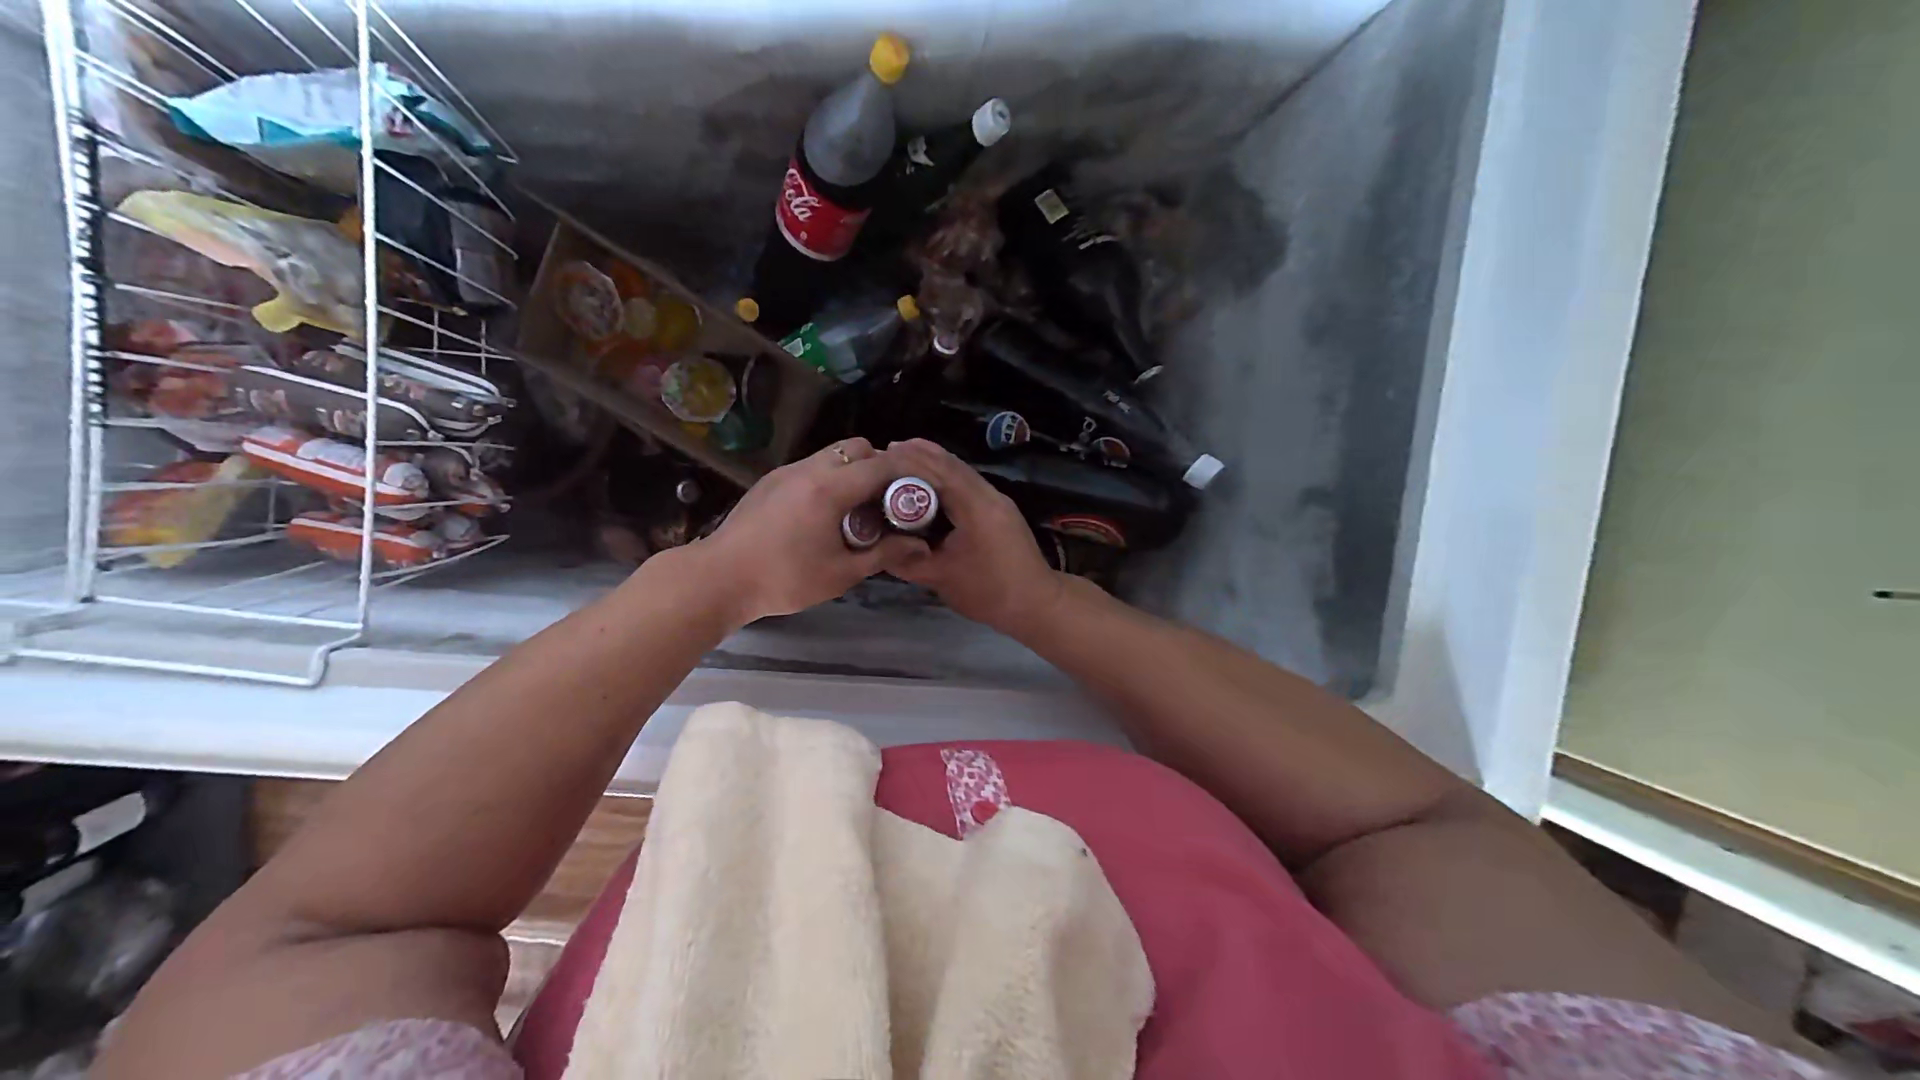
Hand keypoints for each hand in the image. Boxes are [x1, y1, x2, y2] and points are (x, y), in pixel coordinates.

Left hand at [695, 438, 928, 623]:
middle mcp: (809, 469)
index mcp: (830, 488)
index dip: (908, 473)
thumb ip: (884, 554)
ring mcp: (786, 472)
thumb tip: (920, 546)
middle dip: (880, 466)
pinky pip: (812, 467)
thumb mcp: (842, 573)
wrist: (718, 579)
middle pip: (858, 447)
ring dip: (854, 471)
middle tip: (888, 501)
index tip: (922, 491)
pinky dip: (830, 478)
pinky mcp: (770, 481)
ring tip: (859, 509)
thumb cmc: (784, 579)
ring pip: (833, 454)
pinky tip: (825, 514)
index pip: (883, 464)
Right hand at [883, 439, 1065, 636]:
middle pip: (950, 464)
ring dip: (931, 465)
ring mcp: (996, 500)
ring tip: (897, 462)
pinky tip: (926, 487)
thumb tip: (876, 545)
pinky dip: (944, 479)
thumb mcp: (940, 578)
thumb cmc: (989, 591)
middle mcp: (988, 494)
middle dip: (916, 456)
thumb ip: (906, 559)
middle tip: (882, 453)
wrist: (1037, 604)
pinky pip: (966, 485)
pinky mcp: (998, 509)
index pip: (939, 470)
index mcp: (975, 506)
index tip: (878, 456)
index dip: (907, 460)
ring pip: (960, 472)